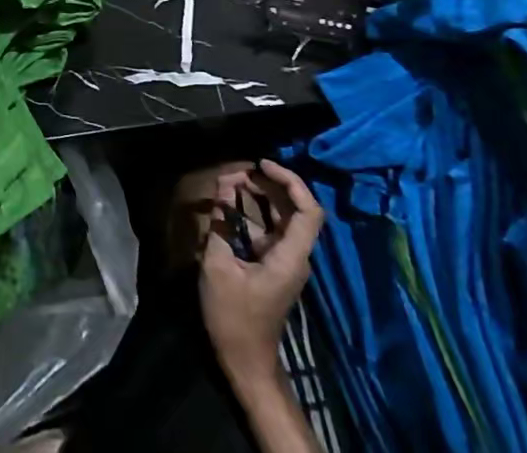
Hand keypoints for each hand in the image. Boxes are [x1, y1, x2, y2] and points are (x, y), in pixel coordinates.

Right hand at [197, 159, 323, 380]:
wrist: (245, 362)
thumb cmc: (233, 318)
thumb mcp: (218, 269)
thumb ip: (220, 228)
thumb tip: (221, 194)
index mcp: (291, 256)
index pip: (308, 209)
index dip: (289, 181)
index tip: (262, 165)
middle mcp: (295, 255)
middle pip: (294, 208)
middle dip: (268, 184)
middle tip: (238, 172)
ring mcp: (285, 261)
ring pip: (281, 218)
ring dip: (259, 198)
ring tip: (231, 182)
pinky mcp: (273, 267)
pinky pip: (268, 231)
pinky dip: (251, 215)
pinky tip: (229, 207)